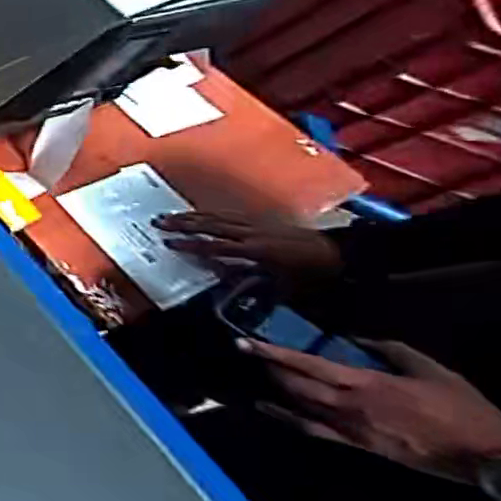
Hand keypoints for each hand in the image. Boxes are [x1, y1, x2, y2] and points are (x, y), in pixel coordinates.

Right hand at [153, 211, 343, 278]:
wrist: (342, 257)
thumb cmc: (313, 276)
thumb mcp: (285, 286)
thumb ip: (252, 283)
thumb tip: (222, 279)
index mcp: (258, 251)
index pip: (217, 247)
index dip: (192, 245)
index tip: (169, 243)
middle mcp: (253, 233)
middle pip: (212, 225)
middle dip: (183, 223)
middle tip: (158, 221)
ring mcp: (257, 224)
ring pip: (218, 217)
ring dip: (192, 216)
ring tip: (169, 215)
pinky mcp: (262, 220)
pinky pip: (230, 214)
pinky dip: (210, 213)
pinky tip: (199, 214)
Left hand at [243, 338, 500, 479]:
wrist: (494, 459)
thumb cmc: (464, 411)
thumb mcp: (431, 370)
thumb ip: (390, 350)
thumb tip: (359, 339)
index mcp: (364, 383)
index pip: (304, 364)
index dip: (271, 352)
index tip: (243, 342)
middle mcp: (348, 404)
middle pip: (293, 383)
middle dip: (269, 368)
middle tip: (250, 354)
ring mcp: (350, 427)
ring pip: (298, 404)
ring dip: (276, 387)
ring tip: (259, 372)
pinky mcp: (358, 445)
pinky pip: (312, 429)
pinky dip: (285, 417)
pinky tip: (266, 407)